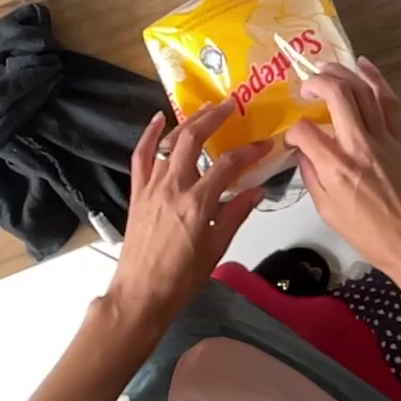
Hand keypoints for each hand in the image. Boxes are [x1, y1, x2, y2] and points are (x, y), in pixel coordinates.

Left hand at [105, 104, 272, 333]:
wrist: (141, 294)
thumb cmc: (181, 278)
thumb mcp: (216, 248)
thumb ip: (236, 214)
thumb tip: (258, 190)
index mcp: (197, 203)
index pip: (228, 165)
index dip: (248, 152)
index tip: (263, 145)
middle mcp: (173, 187)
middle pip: (194, 139)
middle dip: (213, 118)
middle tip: (230, 106)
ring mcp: (152, 186)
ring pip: (169, 143)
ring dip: (188, 122)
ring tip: (205, 109)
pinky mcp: (137, 191)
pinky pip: (141, 155)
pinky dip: (149, 135)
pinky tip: (159, 119)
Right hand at [285, 58, 400, 289]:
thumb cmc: (372, 236)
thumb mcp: (328, 212)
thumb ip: (311, 177)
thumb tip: (303, 153)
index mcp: (337, 167)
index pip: (305, 130)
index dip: (293, 131)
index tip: (294, 138)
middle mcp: (360, 145)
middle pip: (337, 94)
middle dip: (317, 82)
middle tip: (306, 86)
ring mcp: (384, 138)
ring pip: (363, 90)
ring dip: (342, 73)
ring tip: (327, 68)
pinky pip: (388, 101)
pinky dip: (376, 79)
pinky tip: (363, 66)